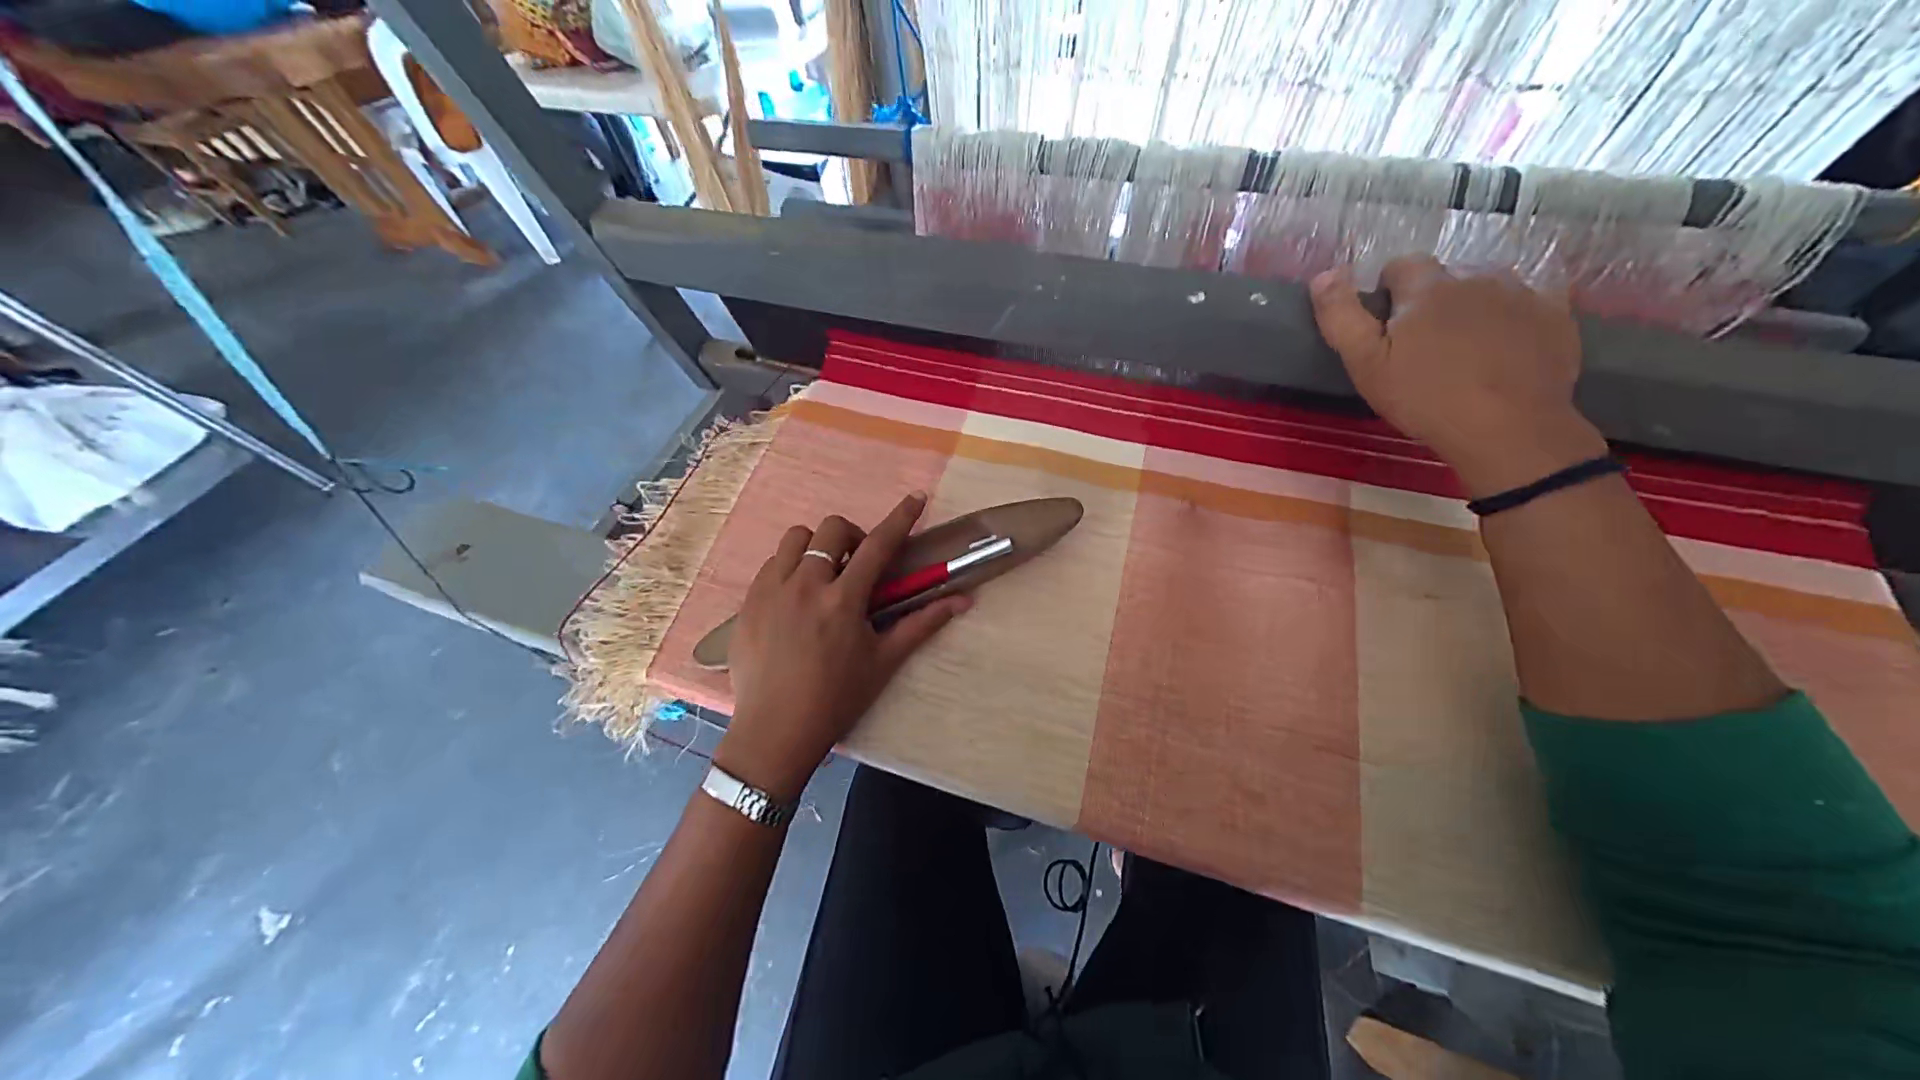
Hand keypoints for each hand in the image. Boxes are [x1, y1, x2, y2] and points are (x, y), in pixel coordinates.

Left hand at [715, 492, 971, 801]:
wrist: (775, 730)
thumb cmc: (837, 698)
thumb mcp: (884, 661)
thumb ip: (922, 624)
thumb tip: (962, 601)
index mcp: (843, 600)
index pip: (878, 545)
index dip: (900, 518)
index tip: (915, 499)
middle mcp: (805, 585)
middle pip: (830, 530)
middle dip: (850, 537)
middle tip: (857, 566)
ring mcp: (771, 591)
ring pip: (795, 540)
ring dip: (816, 548)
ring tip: (823, 577)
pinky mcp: (748, 602)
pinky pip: (771, 565)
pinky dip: (789, 569)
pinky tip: (796, 599)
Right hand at [1309, 256, 1608, 497]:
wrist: (1510, 428)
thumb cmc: (1425, 398)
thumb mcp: (1366, 364)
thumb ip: (1341, 316)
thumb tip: (1324, 274)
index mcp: (1428, 288)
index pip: (1401, 265)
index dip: (1387, 292)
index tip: (1385, 328)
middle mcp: (1478, 277)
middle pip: (1445, 278)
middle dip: (1429, 302)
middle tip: (1421, 349)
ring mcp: (1522, 294)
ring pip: (1485, 290)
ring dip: (1470, 309)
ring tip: (1462, 352)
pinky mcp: (1556, 315)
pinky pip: (1525, 306)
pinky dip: (1509, 321)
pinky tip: (1500, 353)